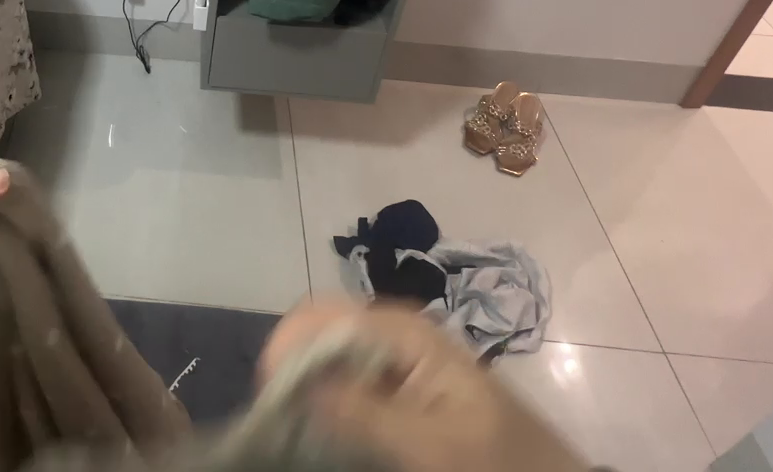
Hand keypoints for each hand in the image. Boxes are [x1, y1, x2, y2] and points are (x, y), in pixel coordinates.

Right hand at [260, 301, 585, 471]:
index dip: (291, 344)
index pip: (326, 315)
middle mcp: (394, 333)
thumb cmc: (501, 458)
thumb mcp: (436, 443)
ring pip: (331, 358)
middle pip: (322, 333)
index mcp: (403, 329)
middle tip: (280, 415)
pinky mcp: (399, 387)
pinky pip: (349, 382)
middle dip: (296, 367)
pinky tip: (325, 428)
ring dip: (309, 387)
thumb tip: (299, 385)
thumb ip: (368, 412)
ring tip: (295, 424)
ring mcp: (397, 360)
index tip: (270, 388)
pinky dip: (329, 401)